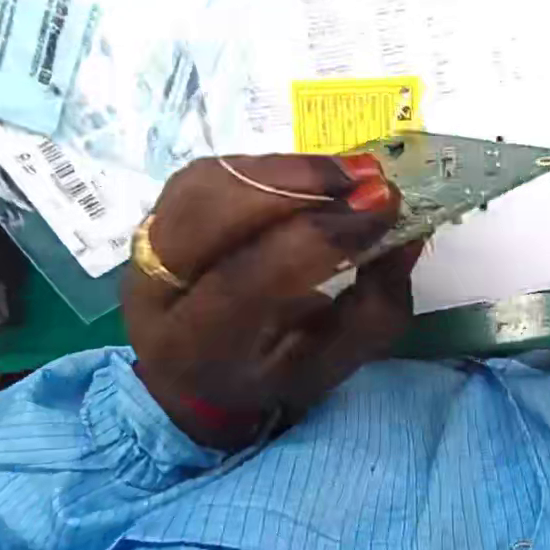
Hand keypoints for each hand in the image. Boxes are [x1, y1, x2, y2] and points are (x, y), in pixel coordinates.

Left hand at [123, 155, 417, 448]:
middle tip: (368, 178)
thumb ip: (373, 311)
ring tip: (345, 174)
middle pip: (210, 214)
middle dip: (296, 184)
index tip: (385, 210)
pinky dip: (261, 168)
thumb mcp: (329, 367)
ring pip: (204, 183)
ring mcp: (142, 250)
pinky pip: (204, 174)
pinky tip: (305, 176)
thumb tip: (406, 232)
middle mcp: (153, 297)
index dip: (319, 238)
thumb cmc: (268, 381)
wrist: (193, 381)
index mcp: (196, 352)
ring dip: (283, 168)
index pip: (248, 281)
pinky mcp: (153, 218)